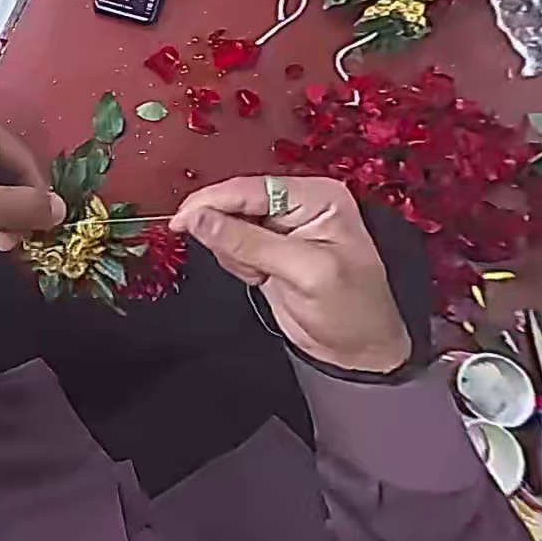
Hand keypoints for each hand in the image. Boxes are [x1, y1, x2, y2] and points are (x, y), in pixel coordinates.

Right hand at [173, 176, 410, 372]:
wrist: (362, 352)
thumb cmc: (351, 310)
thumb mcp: (304, 274)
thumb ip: (248, 243)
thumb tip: (196, 218)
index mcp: (316, 195)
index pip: (251, 188)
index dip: (211, 202)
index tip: (179, 221)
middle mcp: (297, 201)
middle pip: (235, 202)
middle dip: (228, 234)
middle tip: (246, 267)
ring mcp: (281, 223)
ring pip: (227, 223)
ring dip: (234, 253)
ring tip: (263, 277)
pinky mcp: (267, 244)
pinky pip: (230, 243)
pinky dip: (237, 262)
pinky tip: (261, 278)